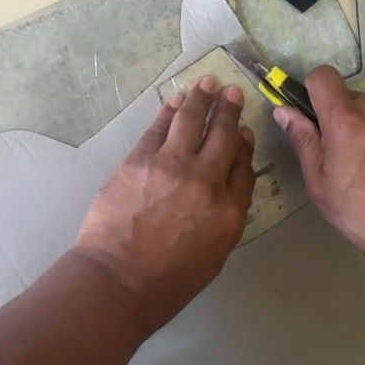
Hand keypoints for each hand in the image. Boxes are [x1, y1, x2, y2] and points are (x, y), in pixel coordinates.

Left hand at [72, 77, 256, 333]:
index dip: (245, 144)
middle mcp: (206, 181)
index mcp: (229, 212)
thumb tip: (226, 185)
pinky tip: (176, 101)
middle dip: (229, 110)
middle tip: (232, 91)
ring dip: (201, 98)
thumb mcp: (214, 254)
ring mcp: (172, 165)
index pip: (244, 166)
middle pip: (223, 136)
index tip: (245, 130)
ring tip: (207, 82)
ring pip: (191, 121)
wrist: (119, 280)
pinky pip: (160, 127)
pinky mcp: (141, 159)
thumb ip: (225, 216)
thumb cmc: (168, 281)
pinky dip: (170, 111)